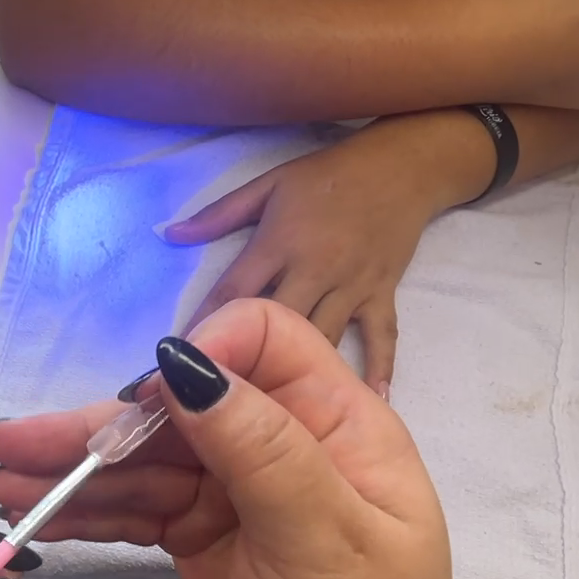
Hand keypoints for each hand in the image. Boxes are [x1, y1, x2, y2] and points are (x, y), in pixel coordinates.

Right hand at [0, 302, 466, 578]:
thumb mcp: (325, 540)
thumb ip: (260, 450)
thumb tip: (186, 365)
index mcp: (329, 420)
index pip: (262, 342)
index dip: (201, 354)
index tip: (140, 399)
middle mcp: (270, 438)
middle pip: (172, 409)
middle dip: (94, 427)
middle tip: (14, 443)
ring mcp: (223, 484)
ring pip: (138, 462)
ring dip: (72, 473)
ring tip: (5, 485)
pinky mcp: (189, 525)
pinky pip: (130, 508)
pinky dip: (85, 511)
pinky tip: (37, 515)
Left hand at [165, 122, 470, 393]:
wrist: (408, 162)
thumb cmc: (328, 177)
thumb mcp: (269, 185)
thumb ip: (218, 214)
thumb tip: (169, 235)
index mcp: (280, 243)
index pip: (234, 291)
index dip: (204, 326)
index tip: (175, 361)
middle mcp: (315, 269)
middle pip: (276, 323)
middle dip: (244, 358)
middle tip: (210, 398)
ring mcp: (353, 285)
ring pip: (322, 337)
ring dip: (298, 375)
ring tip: (268, 416)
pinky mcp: (383, 295)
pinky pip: (383, 336)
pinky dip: (378, 368)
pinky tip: (369, 403)